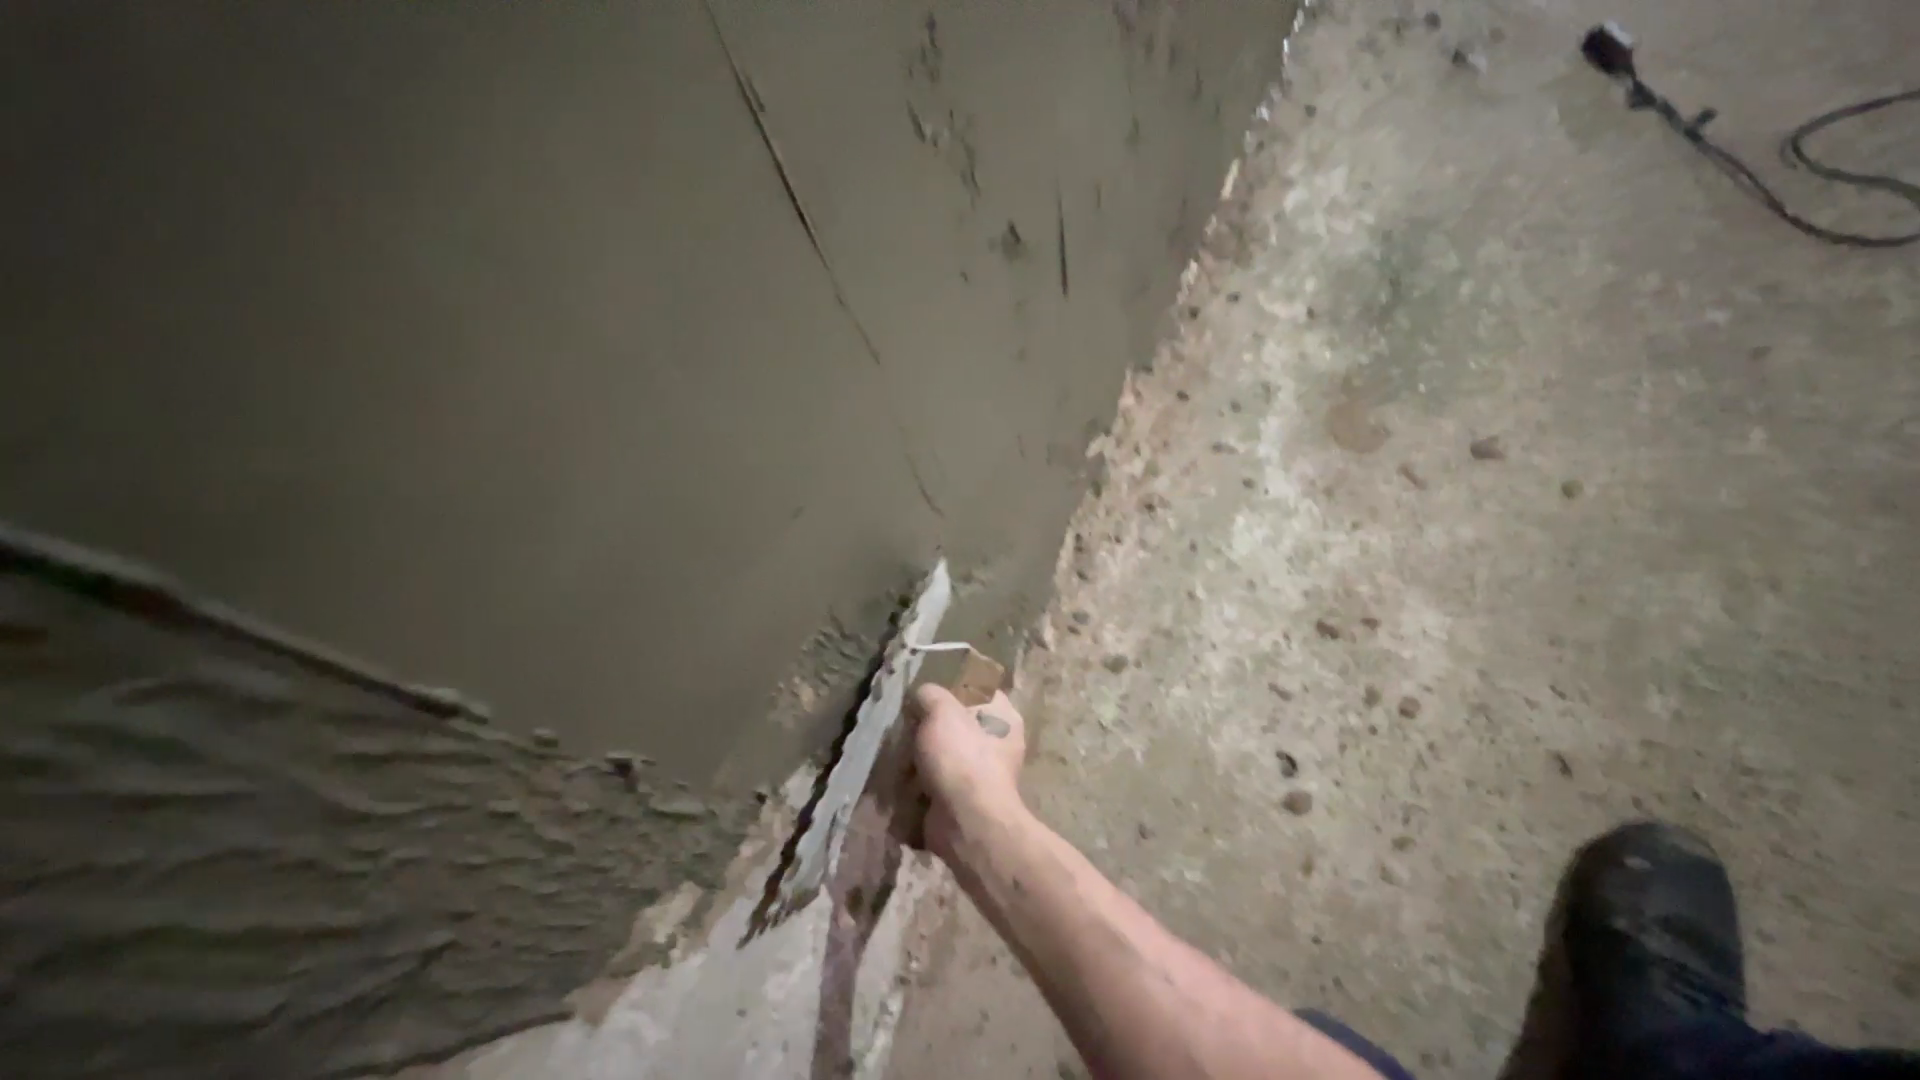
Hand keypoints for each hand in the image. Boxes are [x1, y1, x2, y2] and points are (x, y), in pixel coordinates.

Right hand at [910, 684, 1027, 862]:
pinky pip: (934, 783)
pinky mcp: (961, 800)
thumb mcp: (942, 710)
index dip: (955, 688)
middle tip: (906, 724)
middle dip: (929, 726)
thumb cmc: (962, 757)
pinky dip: (917, 782)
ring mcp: (979, 776)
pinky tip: (898, 776)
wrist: (966, 822)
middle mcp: (997, 745)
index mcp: (1004, 719)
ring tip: (897, 751)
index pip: (982, 692)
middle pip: (957, 725)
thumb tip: (922, 696)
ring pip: (942, 755)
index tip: (929, 692)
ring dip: (919, 756)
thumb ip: (930, 694)